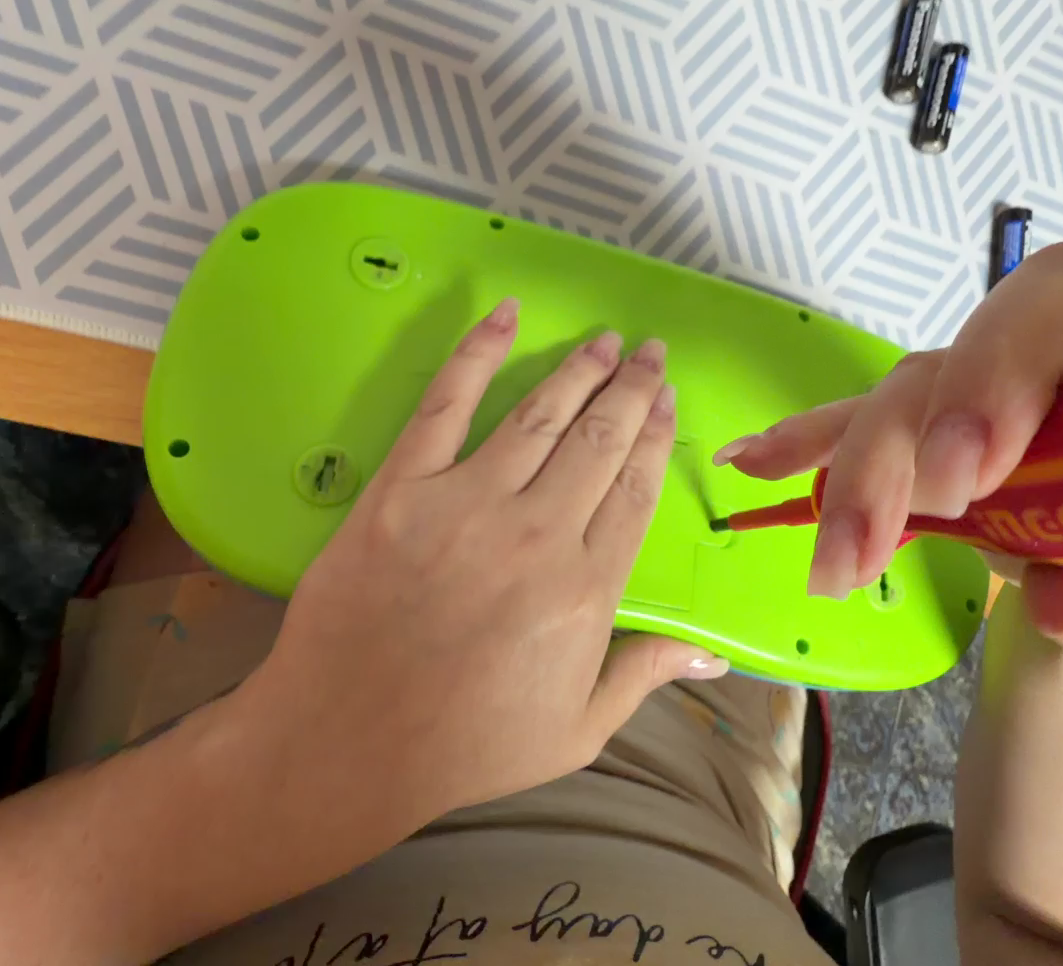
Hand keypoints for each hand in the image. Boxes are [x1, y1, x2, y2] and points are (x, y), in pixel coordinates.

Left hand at [259, 299, 723, 820]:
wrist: (347, 741)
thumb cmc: (466, 744)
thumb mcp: (575, 730)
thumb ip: (645, 674)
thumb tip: (715, 654)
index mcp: (585, 589)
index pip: (635, 489)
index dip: (656, 436)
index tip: (668, 400)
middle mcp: (538, 534)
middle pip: (599, 441)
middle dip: (632, 389)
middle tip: (649, 351)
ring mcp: (466, 504)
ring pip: (539, 415)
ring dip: (579, 371)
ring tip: (605, 341)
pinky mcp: (401, 488)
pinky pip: (446, 405)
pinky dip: (478, 353)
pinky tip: (506, 318)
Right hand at [718, 242, 1062, 701]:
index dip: (1008, 361)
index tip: (975, 466)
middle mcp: (1053, 369)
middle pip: (956, 355)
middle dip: (913, 432)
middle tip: (907, 522)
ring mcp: (979, 407)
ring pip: (895, 401)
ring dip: (855, 476)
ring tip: (835, 569)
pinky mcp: (928, 451)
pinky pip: (856, 432)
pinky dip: (805, 447)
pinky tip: (749, 462)